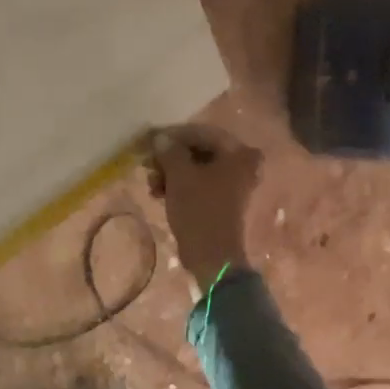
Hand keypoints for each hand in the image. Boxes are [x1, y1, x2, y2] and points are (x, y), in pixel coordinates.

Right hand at [149, 123, 263, 289]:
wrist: (211, 255)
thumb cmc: (199, 210)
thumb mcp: (180, 176)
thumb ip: (170, 151)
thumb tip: (160, 138)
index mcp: (238, 152)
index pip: (202, 133)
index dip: (173, 136)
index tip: (150, 141)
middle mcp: (241, 164)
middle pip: (200, 151)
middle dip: (171, 158)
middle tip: (148, 164)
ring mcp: (233, 184)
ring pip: (197, 169)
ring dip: (172, 173)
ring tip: (151, 183)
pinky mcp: (222, 201)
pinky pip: (199, 185)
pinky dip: (180, 187)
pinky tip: (159, 193)